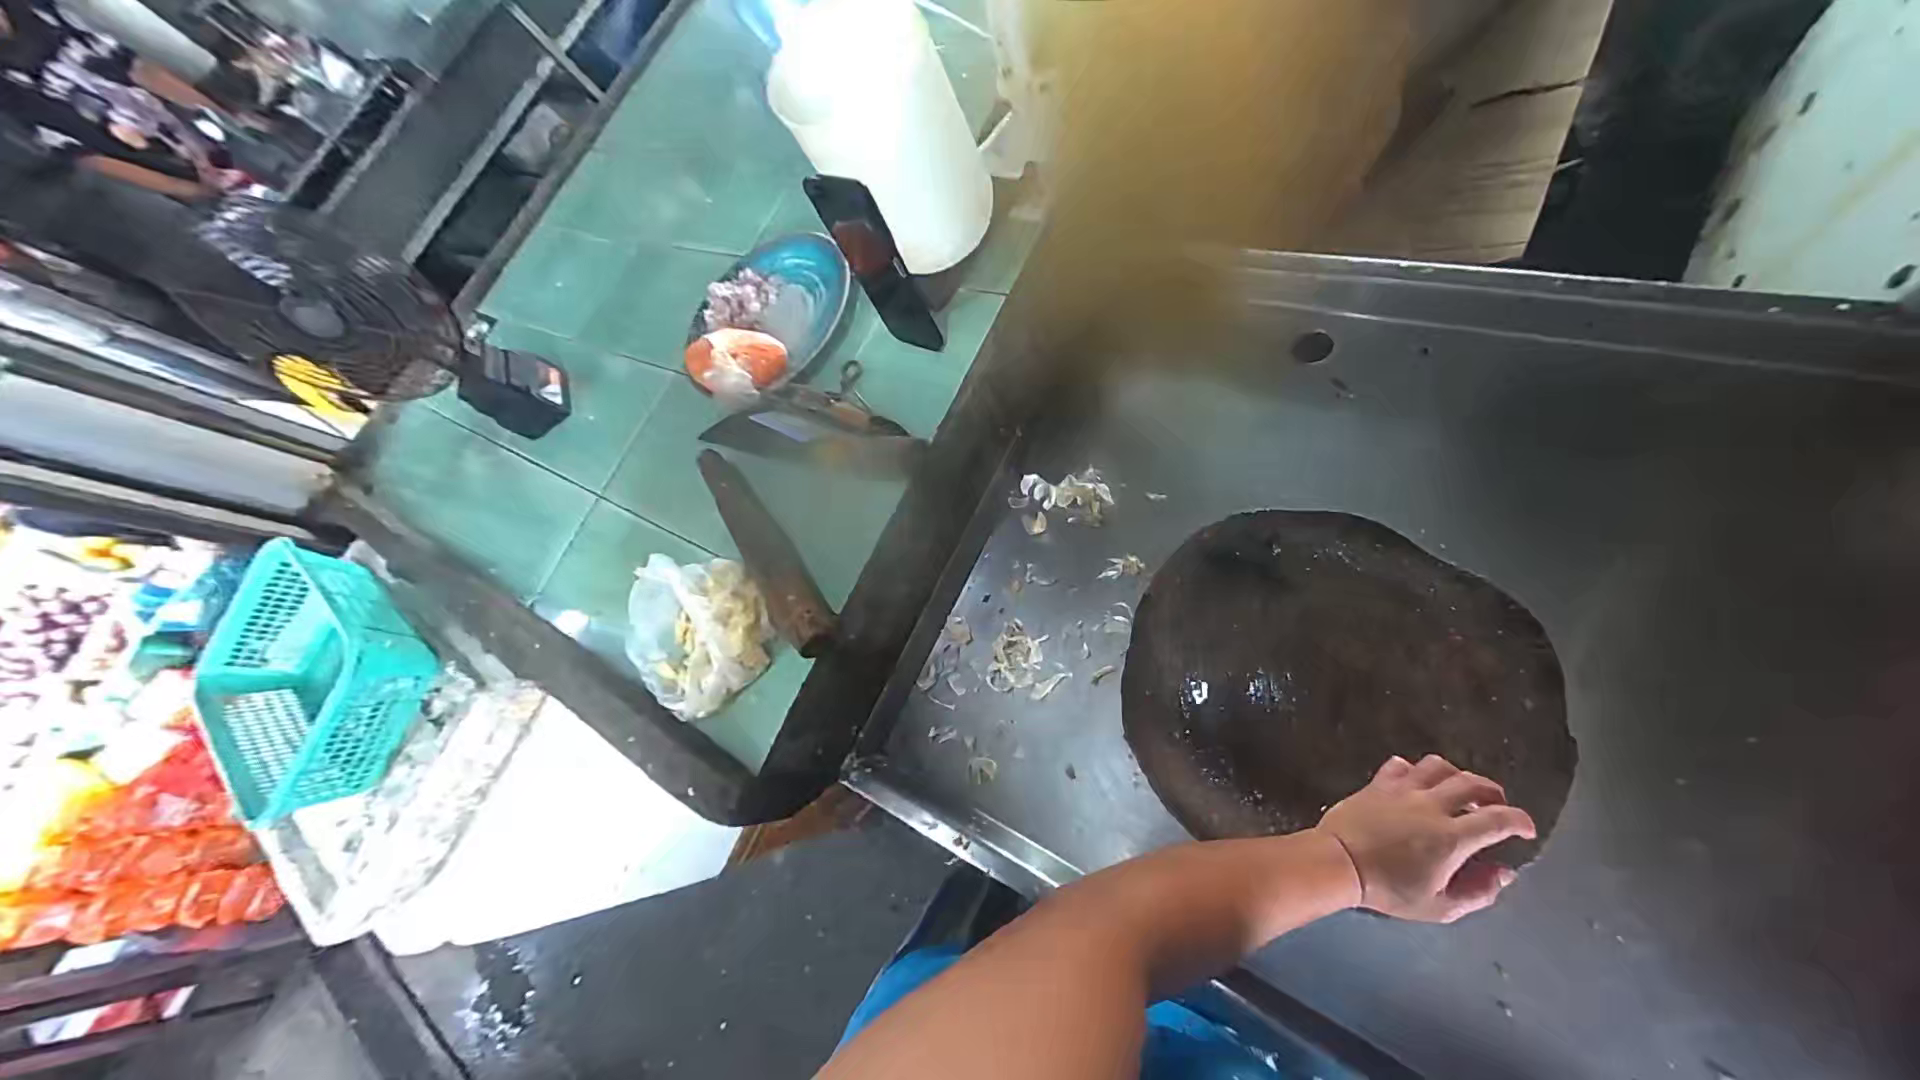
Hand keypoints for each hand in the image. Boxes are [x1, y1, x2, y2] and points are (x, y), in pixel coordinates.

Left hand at [1314, 754, 1536, 922]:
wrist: (1338, 862)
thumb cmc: (1388, 889)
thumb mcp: (1441, 906)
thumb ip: (1479, 892)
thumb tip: (1502, 873)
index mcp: (1451, 837)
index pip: (1499, 819)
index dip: (1520, 821)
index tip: (1525, 829)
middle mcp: (1430, 806)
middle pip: (1472, 783)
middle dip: (1493, 792)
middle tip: (1495, 805)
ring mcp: (1401, 790)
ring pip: (1437, 766)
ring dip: (1455, 775)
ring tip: (1458, 790)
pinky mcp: (1377, 784)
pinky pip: (1400, 765)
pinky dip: (1415, 770)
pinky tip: (1417, 784)